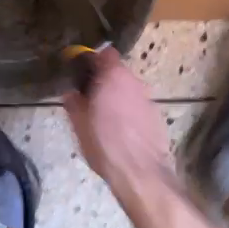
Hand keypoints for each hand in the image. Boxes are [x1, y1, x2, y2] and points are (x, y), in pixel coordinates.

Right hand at [64, 48, 173, 190]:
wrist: (142, 174)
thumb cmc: (105, 144)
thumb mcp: (80, 125)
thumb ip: (73, 103)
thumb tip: (70, 93)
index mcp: (112, 75)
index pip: (105, 53)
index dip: (93, 61)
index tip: (83, 73)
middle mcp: (133, 80)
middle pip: (117, 71)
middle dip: (105, 81)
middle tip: (91, 98)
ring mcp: (148, 98)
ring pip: (129, 89)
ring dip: (118, 96)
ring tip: (107, 117)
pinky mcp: (157, 116)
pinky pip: (139, 105)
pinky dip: (131, 111)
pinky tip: (123, 131)